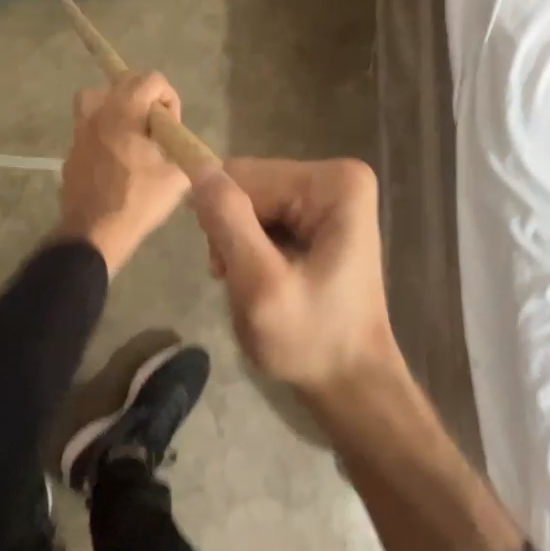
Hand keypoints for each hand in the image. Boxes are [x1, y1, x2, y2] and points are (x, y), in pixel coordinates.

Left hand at [56, 72, 191, 274]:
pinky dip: (103, 130)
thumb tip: (192, 152)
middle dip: (145, 99)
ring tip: (131, 133)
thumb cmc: (137, 201)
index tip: (171, 126)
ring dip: (117, 106)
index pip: (151, 79)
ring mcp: (80, 130)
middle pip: (123, 82)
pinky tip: (115, 158)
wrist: (93, 232)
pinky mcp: (71, 150)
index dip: (169, 98)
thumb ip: (187, 155)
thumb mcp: (176, 180)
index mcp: (124, 112)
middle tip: (156, 129)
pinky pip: (88, 125)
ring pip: (96, 98)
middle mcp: (98, 112)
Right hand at [189, 158, 398, 394]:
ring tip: (255, 287)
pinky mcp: (322, 216)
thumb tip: (198, 167)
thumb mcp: (260, 285)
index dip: (224, 221)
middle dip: (234, 233)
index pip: (243, 176)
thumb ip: (228, 222)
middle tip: (242, 283)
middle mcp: (338, 177)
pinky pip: (264, 216)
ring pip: (251, 202)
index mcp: (334, 184)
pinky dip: (253, 248)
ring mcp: (332, 196)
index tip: (229, 270)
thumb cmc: (310, 341)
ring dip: (240, 244)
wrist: (351, 383)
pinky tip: (266, 280)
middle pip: (249, 185)